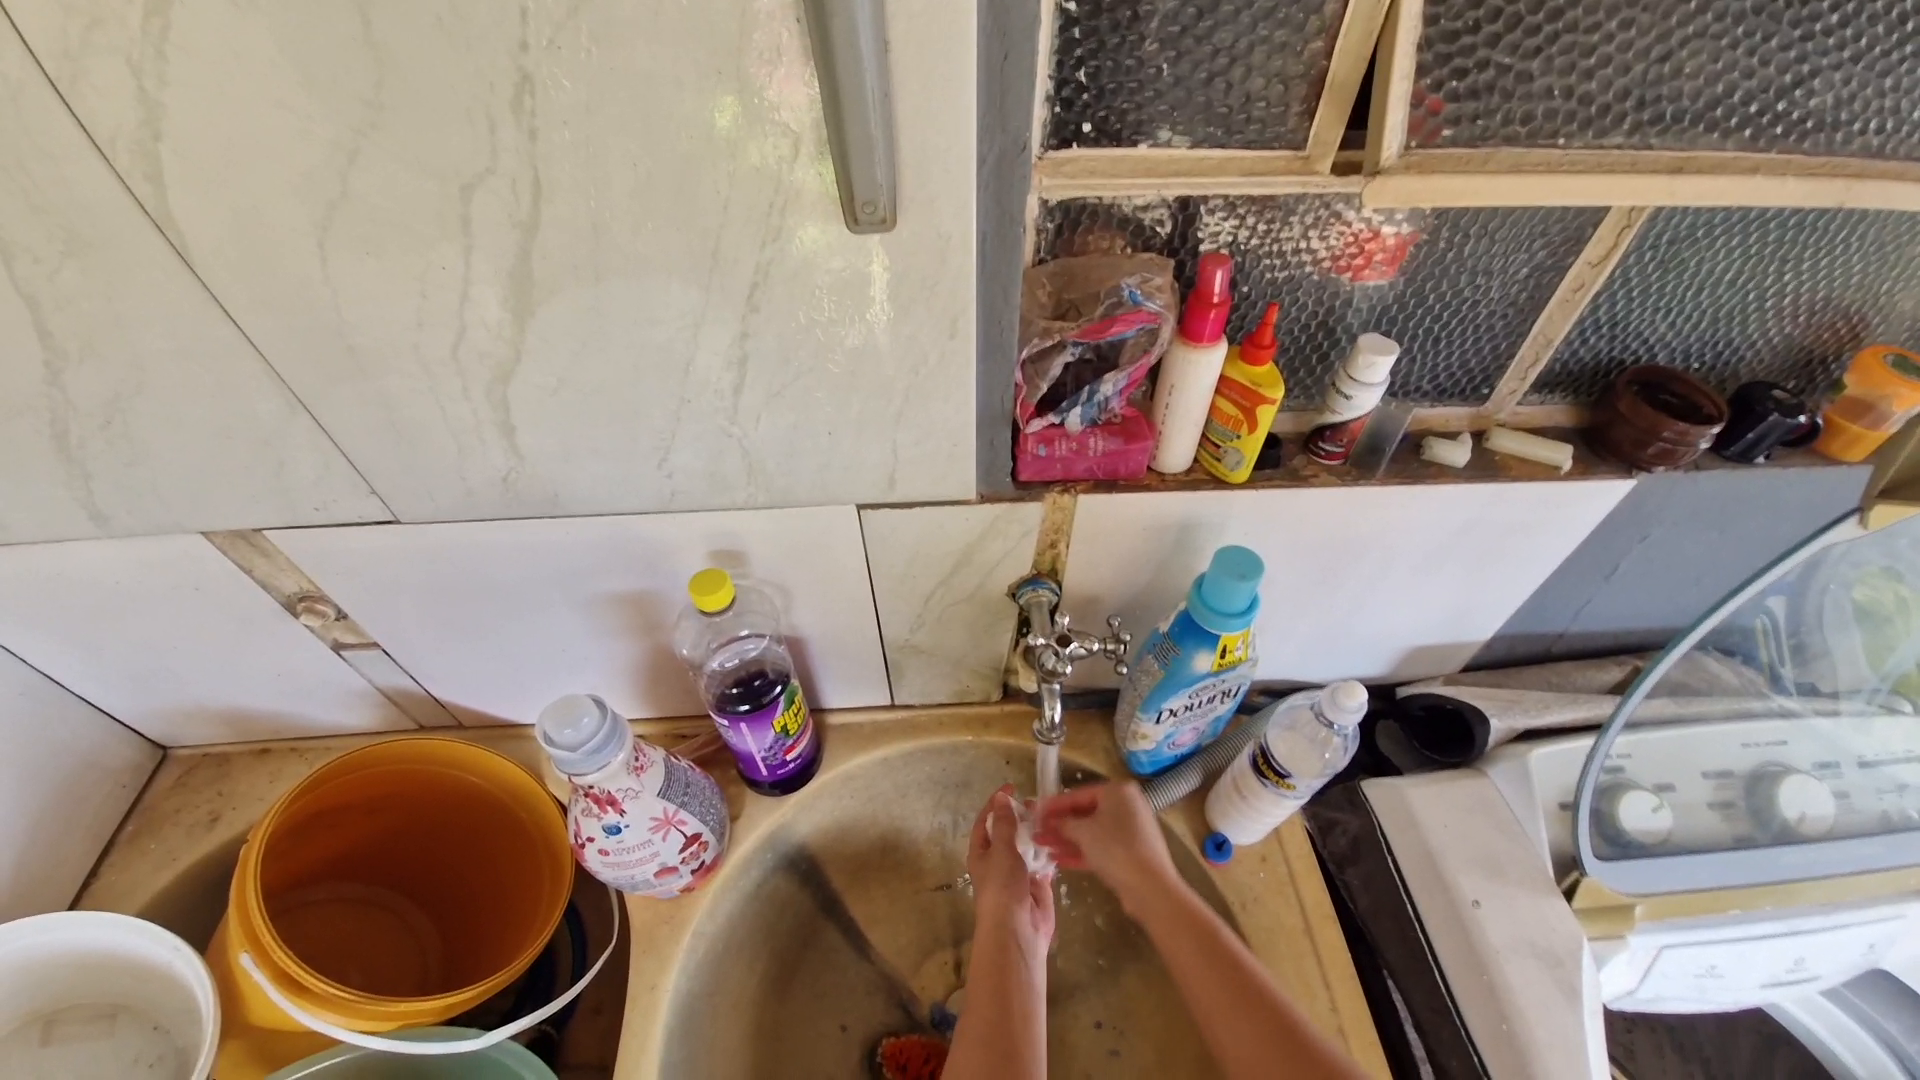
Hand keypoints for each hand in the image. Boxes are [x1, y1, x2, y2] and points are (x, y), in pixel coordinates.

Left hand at [968, 785, 1054, 951]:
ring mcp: (1019, 874)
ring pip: (1028, 847)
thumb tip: (1001, 797)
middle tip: (1037, 804)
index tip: (1012, 787)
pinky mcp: (1038, 886)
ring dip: (1038, 834)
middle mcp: (998, 862)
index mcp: (982, 853)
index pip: (986, 821)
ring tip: (1052, 817)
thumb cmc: (1002, 887)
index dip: (997, 804)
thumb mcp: (1002, 849)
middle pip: (1009, 833)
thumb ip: (1005, 823)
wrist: (1017, 931)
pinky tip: (1061, 839)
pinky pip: (1044, 864)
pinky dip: (1050, 853)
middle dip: (1021, 818)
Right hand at [1033, 781, 1179, 915]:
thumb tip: (1049, 822)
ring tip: (1042, 846)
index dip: (1054, 805)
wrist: (1150, 888)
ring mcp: (1128, 831)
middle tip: (1036, 831)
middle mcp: (1125, 806)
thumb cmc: (1116, 849)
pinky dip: (1080, 851)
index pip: (1078, 794)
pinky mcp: (1128, 853)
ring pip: (1091, 832)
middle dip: (1059, 825)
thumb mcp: (1084, 832)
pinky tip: (1058, 859)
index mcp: (1117, 792)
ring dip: (1066, 839)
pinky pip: (1099, 847)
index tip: (1035, 812)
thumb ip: (1063, 824)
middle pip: (1084, 813)